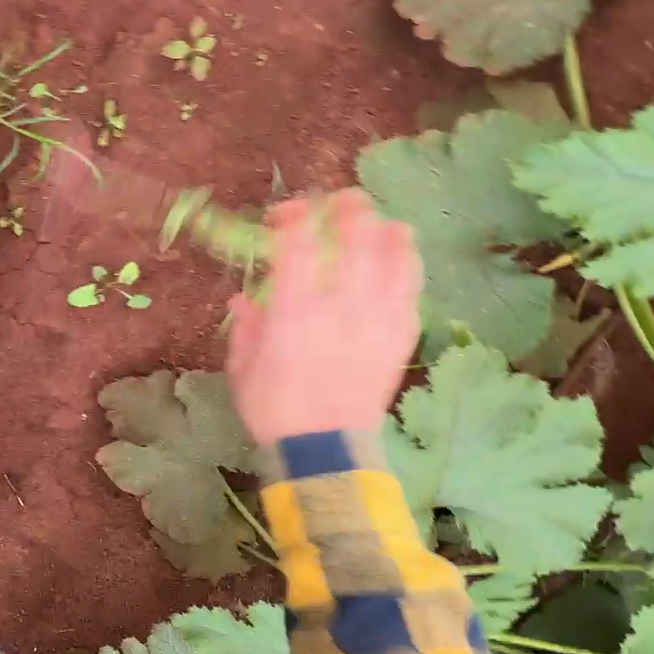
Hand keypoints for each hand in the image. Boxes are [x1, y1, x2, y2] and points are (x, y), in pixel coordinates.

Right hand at [227, 189, 422, 443]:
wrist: (324, 448)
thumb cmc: (272, 409)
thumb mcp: (241, 367)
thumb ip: (246, 326)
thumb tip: (244, 297)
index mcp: (293, 313)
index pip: (298, 242)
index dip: (292, 216)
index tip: (283, 214)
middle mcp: (342, 305)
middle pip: (357, 231)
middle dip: (344, 207)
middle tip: (334, 204)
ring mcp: (379, 316)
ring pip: (396, 249)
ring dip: (381, 227)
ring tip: (371, 224)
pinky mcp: (404, 331)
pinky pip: (413, 281)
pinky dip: (403, 260)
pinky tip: (392, 258)